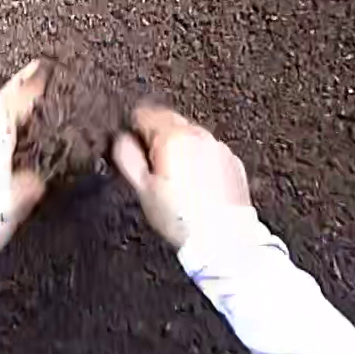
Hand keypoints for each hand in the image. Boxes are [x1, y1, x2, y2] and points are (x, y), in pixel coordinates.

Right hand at [111, 105, 252, 248]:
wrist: (223, 239)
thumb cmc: (182, 218)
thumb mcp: (142, 189)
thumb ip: (127, 156)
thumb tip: (123, 140)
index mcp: (171, 137)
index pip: (144, 115)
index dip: (134, 130)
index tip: (135, 147)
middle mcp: (197, 135)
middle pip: (168, 120)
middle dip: (157, 136)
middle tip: (154, 166)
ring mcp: (217, 146)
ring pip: (189, 135)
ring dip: (180, 147)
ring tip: (178, 180)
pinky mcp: (231, 160)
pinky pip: (208, 150)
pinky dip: (199, 159)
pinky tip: (196, 184)